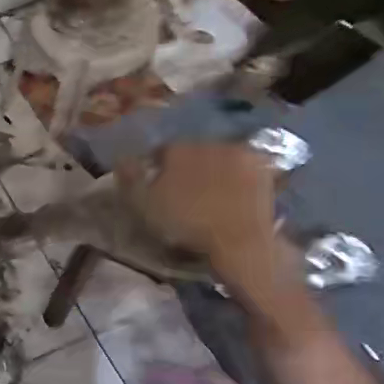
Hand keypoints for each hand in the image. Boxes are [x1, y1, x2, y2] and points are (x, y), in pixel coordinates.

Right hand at [121, 142, 299, 304]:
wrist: (239, 241)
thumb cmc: (187, 225)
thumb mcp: (145, 206)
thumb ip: (130, 179)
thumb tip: (121, 157)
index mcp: (177, 149)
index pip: (161, 152)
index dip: (157, 169)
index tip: (158, 186)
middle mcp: (208, 142)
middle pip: (192, 151)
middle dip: (187, 166)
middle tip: (186, 191)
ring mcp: (238, 152)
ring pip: (218, 156)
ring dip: (214, 169)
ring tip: (213, 194)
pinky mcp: (262, 166)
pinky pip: (244, 166)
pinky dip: (238, 176)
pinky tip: (235, 194)